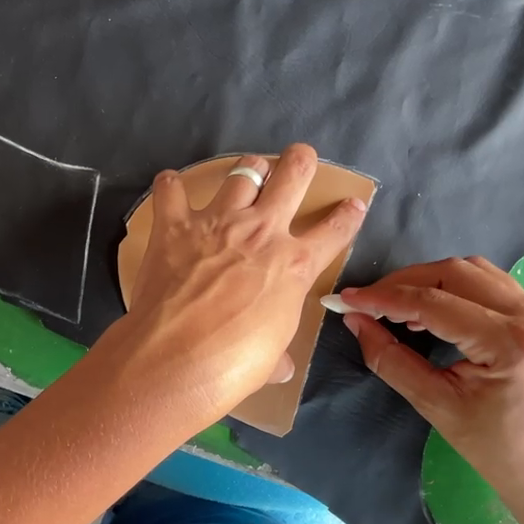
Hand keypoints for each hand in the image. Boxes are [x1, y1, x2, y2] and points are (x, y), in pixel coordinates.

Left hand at [105, 144, 368, 426]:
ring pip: (241, 172)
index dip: (348, 215)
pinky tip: (170, 185)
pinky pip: (171, 190)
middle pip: (292, 176)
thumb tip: (281, 366)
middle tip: (299, 157)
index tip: (353, 203)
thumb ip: (279, 351)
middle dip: (300, 161)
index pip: (335, 231)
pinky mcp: (174, 225)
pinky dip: (170, 186)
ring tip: (246, 171)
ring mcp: (218, 222)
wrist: (178, 357)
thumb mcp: (272, 357)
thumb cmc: (234, 364)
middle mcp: (262, 231)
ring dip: (247, 170)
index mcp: (295, 265)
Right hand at [335, 257, 523, 523]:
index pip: (433, 302)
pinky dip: (455, 291)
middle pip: (455, 272)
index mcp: (511, 342)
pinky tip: (432, 314)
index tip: (346, 299)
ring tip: (397, 308)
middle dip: (404, 282)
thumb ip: (390, 359)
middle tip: (367, 302)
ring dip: (430, 282)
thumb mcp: (436, 405)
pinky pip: (492, 287)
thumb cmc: (497, 452)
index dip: (383, 297)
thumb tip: (356, 320)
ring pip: (475, 272)